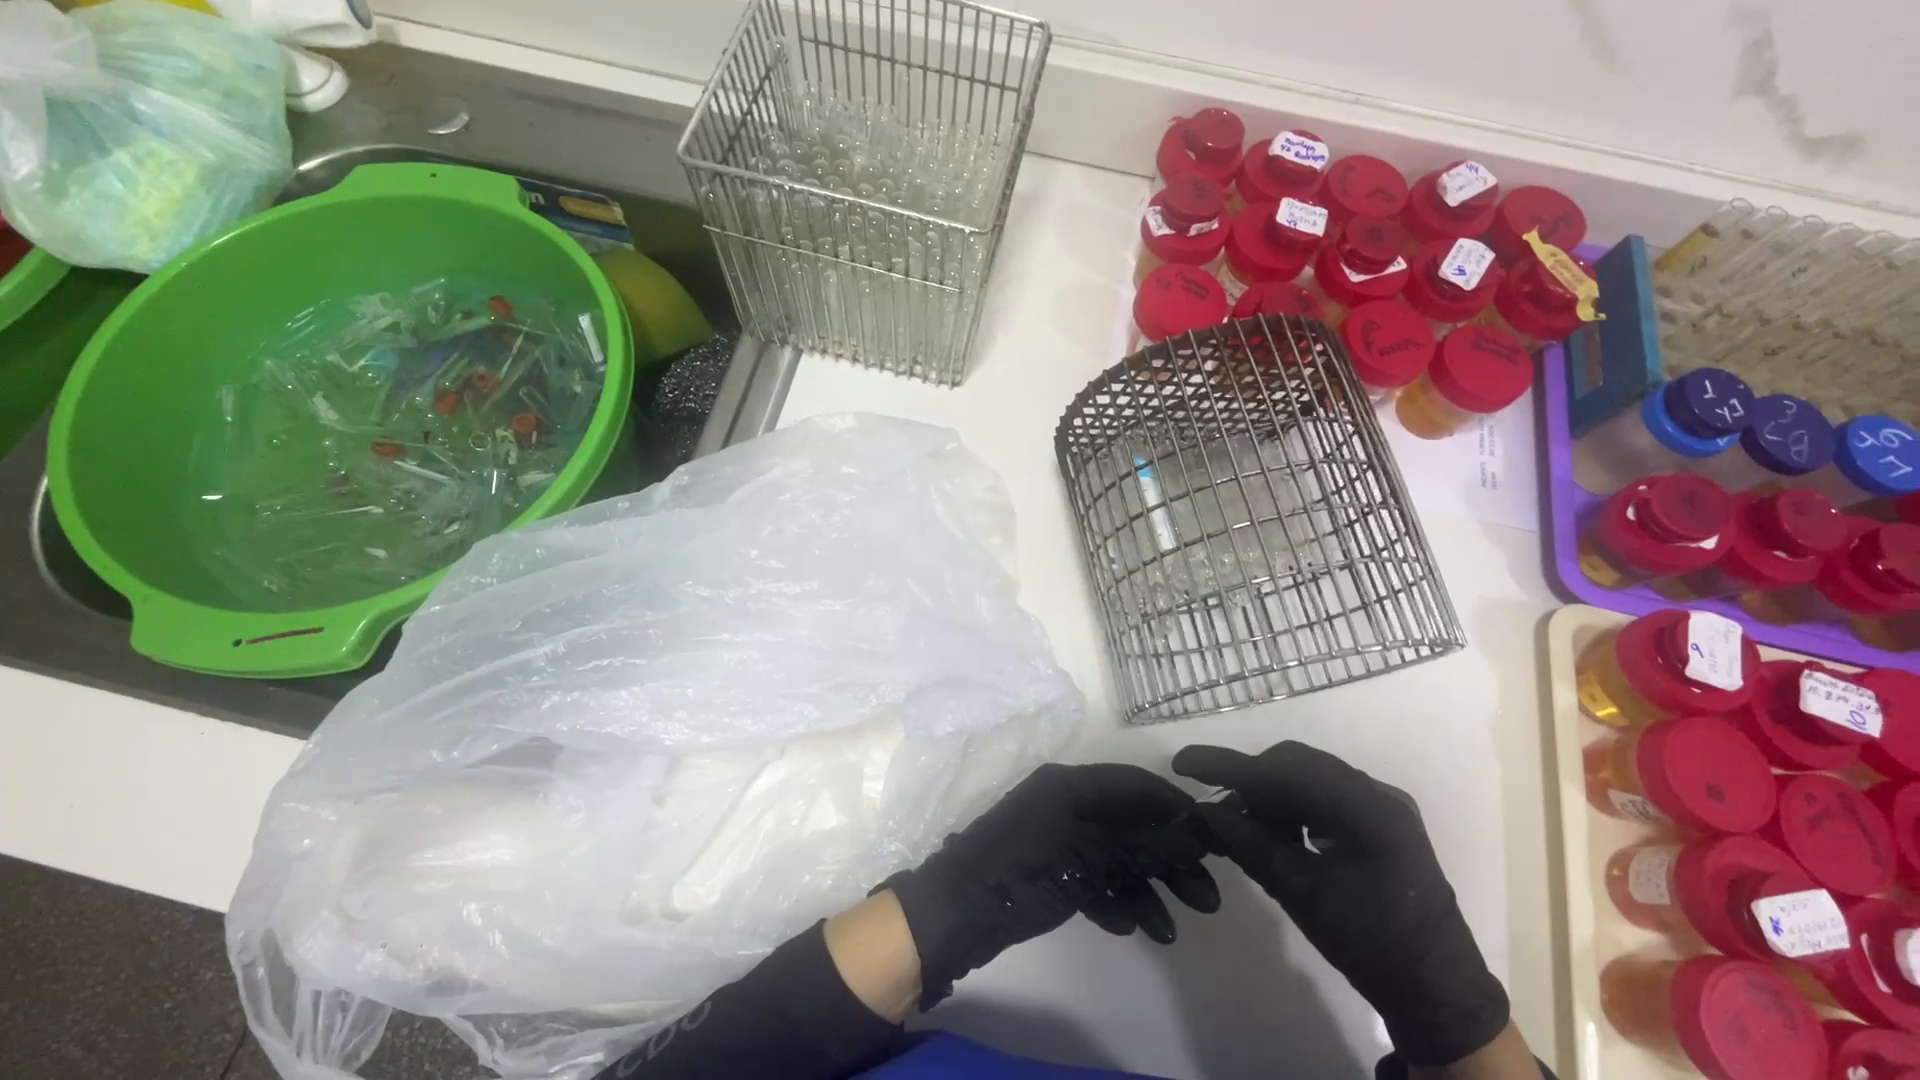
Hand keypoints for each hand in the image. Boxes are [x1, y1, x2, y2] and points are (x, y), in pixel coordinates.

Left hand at [882, 762, 1220, 1006]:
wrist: (953, 915)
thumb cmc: (1023, 873)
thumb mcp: (1090, 859)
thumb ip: (1145, 846)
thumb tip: (1198, 833)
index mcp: (1071, 784)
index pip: (1138, 785)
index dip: (1178, 810)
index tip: (1215, 842)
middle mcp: (1064, 802)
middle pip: (1131, 825)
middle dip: (1168, 861)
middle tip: (1207, 900)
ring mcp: (1053, 836)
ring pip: (1113, 856)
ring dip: (1144, 889)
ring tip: (1168, 932)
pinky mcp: (1043, 869)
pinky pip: (1090, 876)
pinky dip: (1112, 898)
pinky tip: (1129, 927)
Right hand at [1173, 742, 1508, 1067]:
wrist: (1439, 991)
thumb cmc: (1372, 945)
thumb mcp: (1302, 895)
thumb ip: (1251, 846)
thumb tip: (1203, 812)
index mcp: (1367, 808)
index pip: (1284, 770)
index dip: (1230, 766)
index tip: (1184, 764)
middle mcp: (1378, 795)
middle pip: (1297, 764)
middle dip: (1250, 780)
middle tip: (1216, 807)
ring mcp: (1383, 808)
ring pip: (1310, 778)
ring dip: (1271, 794)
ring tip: (1242, 826)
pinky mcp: (1381, 825)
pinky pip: (1326, 798)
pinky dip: (1293, 808)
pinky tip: (1275, 834)